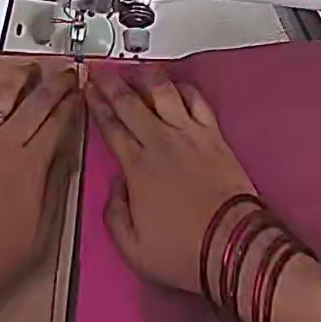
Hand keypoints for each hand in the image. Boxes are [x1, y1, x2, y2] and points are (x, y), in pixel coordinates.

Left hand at [0, 65, 82, 312]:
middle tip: (67, 73)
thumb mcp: (39, 232)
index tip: (80, 92)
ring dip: (21, 78)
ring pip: (4, 97)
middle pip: (36, 103)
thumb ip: (53, 187)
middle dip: (56, 84)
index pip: (57, 123)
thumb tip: (65, 156)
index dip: (72, 104)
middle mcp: (4, 146)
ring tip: (32, 67)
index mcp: (30, 167)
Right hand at [87, 67, 255, 294]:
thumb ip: (114, 214)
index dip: (97, 105)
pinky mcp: (213, 135)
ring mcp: (188, 134)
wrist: (232, 245)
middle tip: (101, 72)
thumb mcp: (133, 248)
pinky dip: (184, 88)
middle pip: (130, 102)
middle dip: (111, 83)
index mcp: (137, 166)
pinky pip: (197, 100)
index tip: (88, 90)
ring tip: (136, 71)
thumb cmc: (183, 250)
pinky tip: (177, 86)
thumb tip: (115, 188)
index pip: (111, 126)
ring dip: (146, 78)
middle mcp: (160, 141)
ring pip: (163, 92)